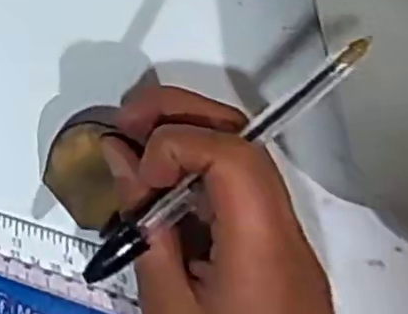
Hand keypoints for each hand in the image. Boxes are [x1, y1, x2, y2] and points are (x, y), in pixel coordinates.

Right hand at [100, 86, 331, 313]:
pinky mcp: (278, 251)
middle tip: (128, 121)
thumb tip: (120, 153)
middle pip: (240, 133)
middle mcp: (286, 233)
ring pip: (241, 148)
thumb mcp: (167, 307)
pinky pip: (238, 184)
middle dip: (176, 112)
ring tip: (138, 145)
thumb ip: (142, 223)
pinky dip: (196, 166)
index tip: (142, 172)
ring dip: (184, 132)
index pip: (231, 152)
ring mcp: (287, 240)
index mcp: (264, 248)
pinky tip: (162, 185)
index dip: (176, 140)